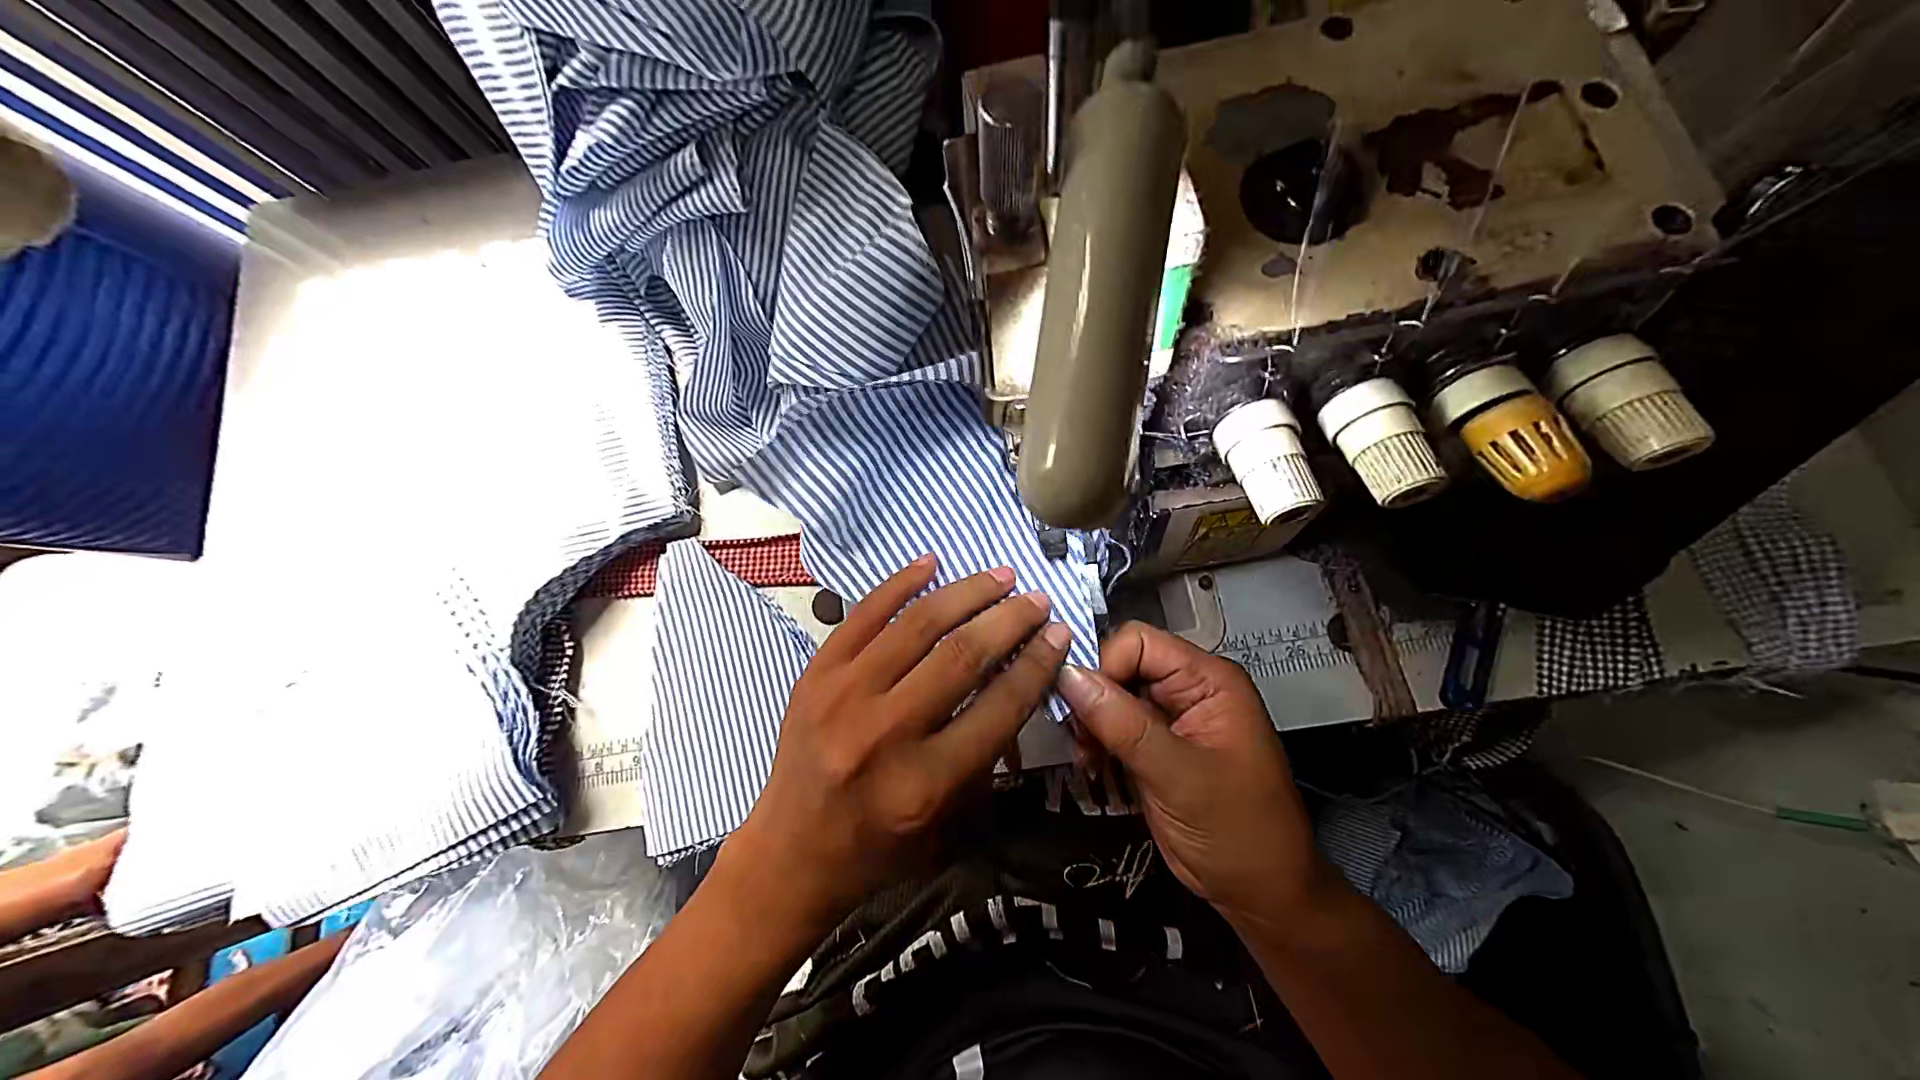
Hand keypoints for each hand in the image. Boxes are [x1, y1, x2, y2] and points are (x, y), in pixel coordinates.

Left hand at [729, 556, 1070, 922]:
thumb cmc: (878, 845)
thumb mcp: (946, 819)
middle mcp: (884, 733)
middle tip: (1037, 600)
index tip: (1058, 634)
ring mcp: (842, 696)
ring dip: (966, 593)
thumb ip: (986, 752)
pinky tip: (932, 563)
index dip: (1037, 664)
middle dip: (1010, 621)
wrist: (791, 850)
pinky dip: (900, 583)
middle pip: (962, 657)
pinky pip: (864, 614)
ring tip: (1001, 576)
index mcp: (923, 783)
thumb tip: (1018, 677)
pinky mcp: (815, 674)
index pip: (998, 708)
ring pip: (917, 625)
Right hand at [1057, 623, 1325, 930]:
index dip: (1104, 665)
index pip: (1139, 643)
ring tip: (1085, 756)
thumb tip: (1069, 677)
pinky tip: (1091, 763)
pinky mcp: (1155, 744)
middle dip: (1092, 696)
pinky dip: (1096, 739)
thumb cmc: (1236, 831)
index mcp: (1208, 680)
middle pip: (1121, 664)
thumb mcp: (1179, 776)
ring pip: (1111, 694)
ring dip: (1090, 721)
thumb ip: (1123, 724)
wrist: (1262, 893)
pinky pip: (1114, 723)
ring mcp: (1171, 717)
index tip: (1079, 706)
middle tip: (1076, 738)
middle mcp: (1188, 689)